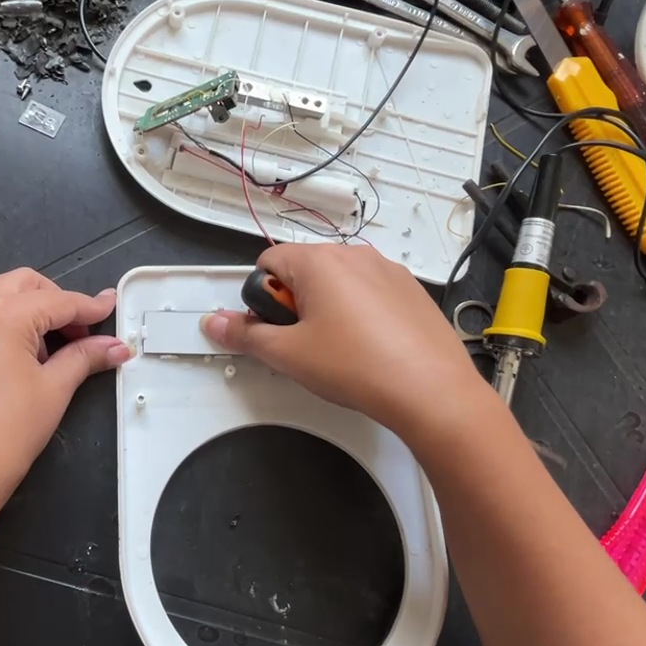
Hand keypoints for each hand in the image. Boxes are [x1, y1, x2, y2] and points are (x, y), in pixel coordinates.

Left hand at [0, 269, 131, 541]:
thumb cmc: (5, 436)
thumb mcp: (54, 390)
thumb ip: (85, 357)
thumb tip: (115, 346)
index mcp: (1, 314)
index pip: (58, 301)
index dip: (90, 307)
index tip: (111, 307)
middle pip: (26, 285)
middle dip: (57, 302)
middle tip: (81, 335)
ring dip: (30, 310)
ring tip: (50, 351)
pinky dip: (4, 322)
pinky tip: (20, 357)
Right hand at [202, 244, 492, 434]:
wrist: (432, 390)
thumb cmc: (356, 366)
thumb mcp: (287, 355)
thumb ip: (245, 334)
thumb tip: (213, 322)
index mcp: (318, 261)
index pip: (267, 262)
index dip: (261, 297)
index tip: (274, 329)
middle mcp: (354, 254)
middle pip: (303, 269)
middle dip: (294, 302)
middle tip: (303, 344)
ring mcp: (388, 270)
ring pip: (338, 281)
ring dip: (326, 307)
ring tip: (338, 350)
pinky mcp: (411, 290)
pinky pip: (370, 292)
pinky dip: (360, 313)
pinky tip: (368, 349)